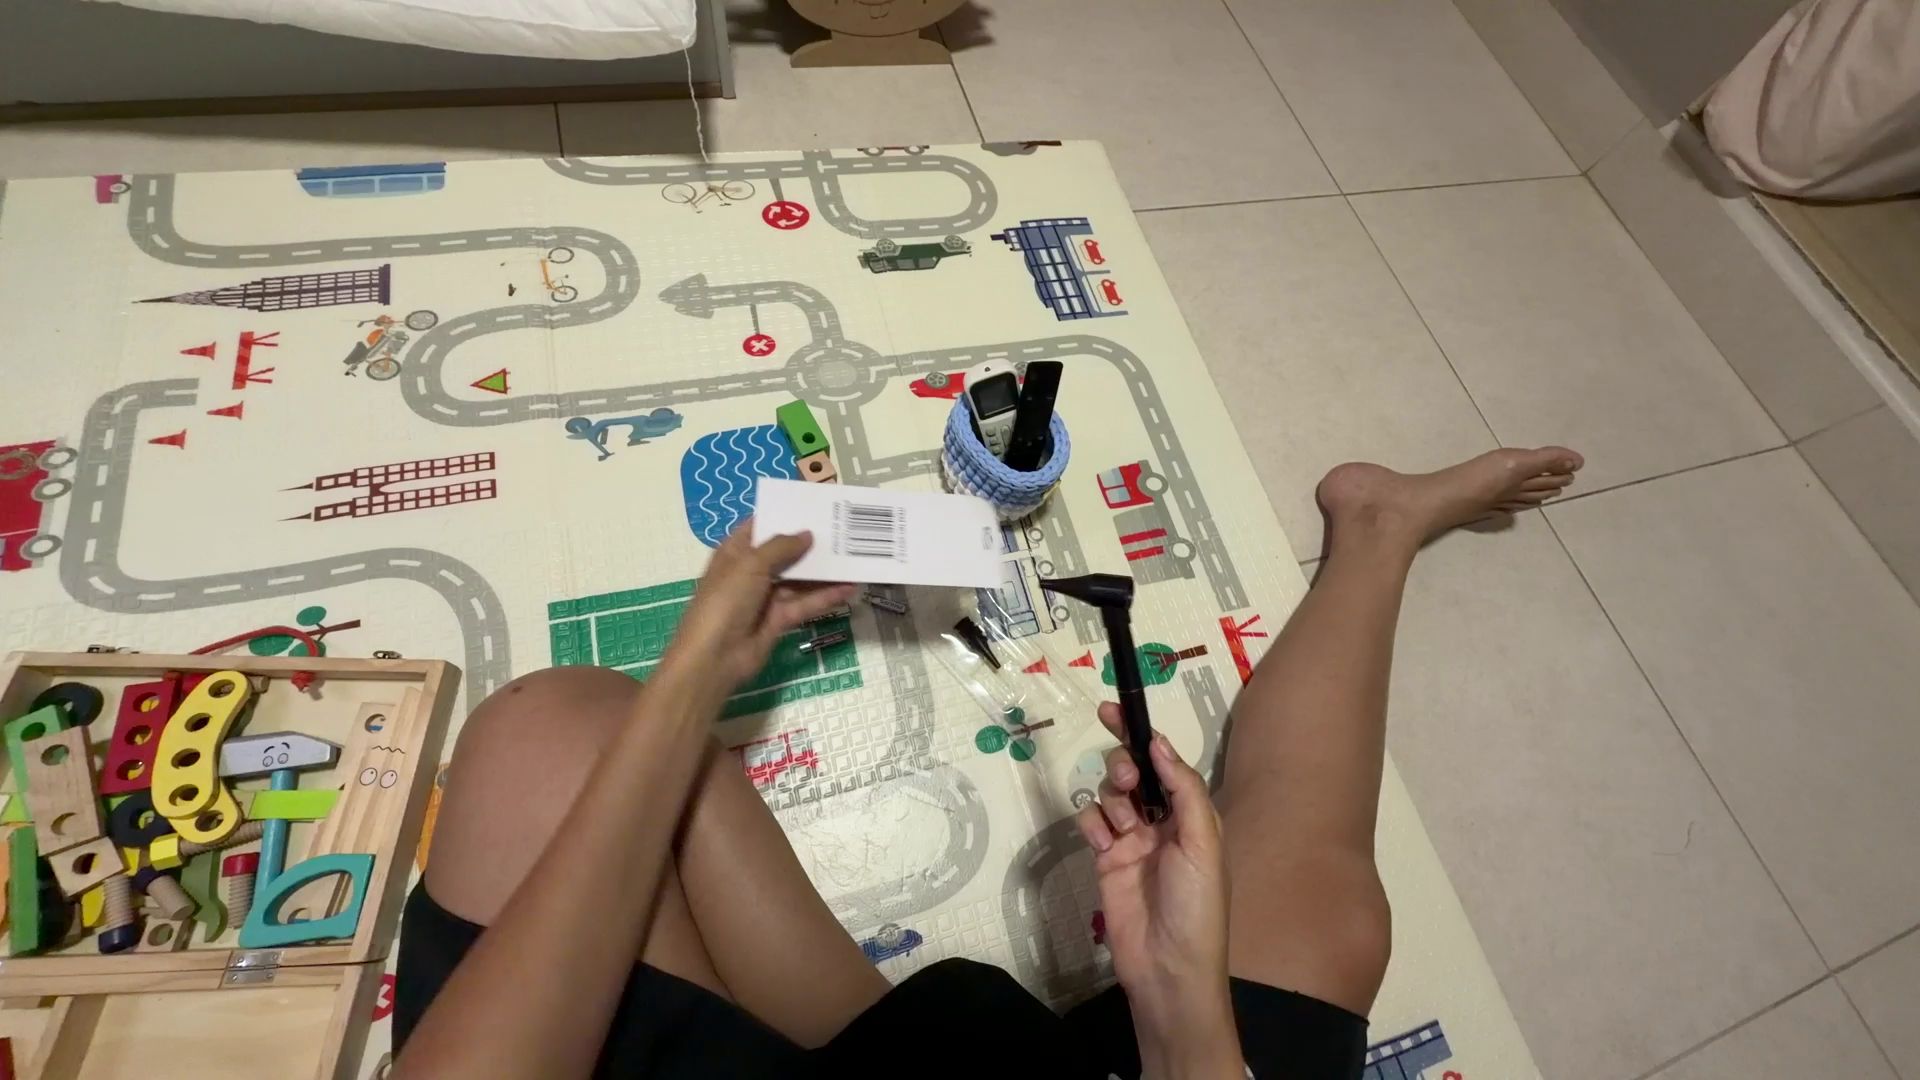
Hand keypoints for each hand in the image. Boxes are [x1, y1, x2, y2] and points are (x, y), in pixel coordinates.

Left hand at [659, 524, 855, 693]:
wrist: (713, 658)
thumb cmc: (725, 601)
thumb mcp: (750, 565)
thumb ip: (781, 547)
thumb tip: (807, 534)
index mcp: (735, 553)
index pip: (760, 527)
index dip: (784, 516)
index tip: (814, 508)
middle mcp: (751, 572)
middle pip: (785, 554)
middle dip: (810, 544)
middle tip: (844, 531)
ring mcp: (765, 597)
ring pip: (799, 580)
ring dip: (823, 572)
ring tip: (853, 559)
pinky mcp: (779, 620)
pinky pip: (805, 604)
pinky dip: (825, 597)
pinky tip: (848, 588)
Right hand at [1075, 705, 1237, 1067]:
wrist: (1167, 968)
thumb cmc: (1196, 905)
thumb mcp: (1201, 844)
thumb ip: (1183, 789)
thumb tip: (1158, 743)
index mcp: (1190, 815)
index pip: (1163, 763)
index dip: (1140, 736)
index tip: (1114, 710)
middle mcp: (1160, 822)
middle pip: (1132, 773)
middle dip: (1124, 768)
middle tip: (1128, 783)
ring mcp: (1130, 839)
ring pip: (1110, 794)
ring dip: (1112, 798)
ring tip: (1122, 826)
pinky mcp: (1105, 858)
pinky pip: (1092, 822)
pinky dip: (1093, 823)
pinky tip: (1103, 842)